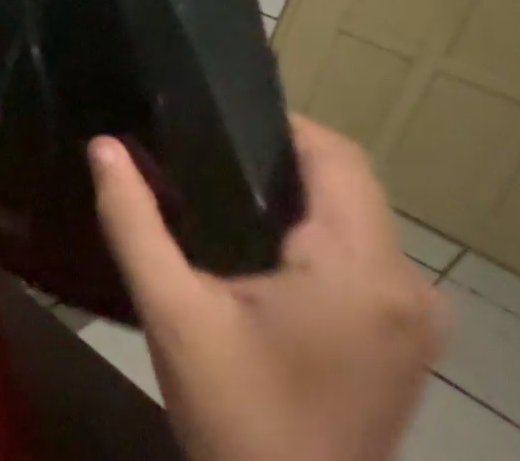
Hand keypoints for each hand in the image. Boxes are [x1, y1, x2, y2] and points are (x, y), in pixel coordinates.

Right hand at [90, 117, 446, 460]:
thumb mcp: (171, 309)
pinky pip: (360, 258)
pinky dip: (312, 239)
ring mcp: (416, 318)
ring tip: (213, 191)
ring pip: (355, 222)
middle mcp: (408, 285)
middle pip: (348, 187)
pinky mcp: (406, 341)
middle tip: (194, 150)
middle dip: (276, 162)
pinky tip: (252, 250)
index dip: (280, 124)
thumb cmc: (233, 406)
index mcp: (362, 269)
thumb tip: (103, 146)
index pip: (339, 158)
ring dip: (293, 201)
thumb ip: (134, 220)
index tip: (208, 112)